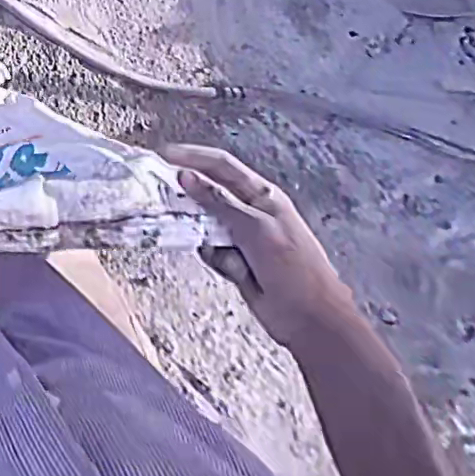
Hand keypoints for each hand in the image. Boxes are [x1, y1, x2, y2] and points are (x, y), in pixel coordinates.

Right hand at [160, 144, 357, 347]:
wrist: (311, 321)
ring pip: (201, 221)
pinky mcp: (231, 257)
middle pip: (207, 192)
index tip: (162, 154)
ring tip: (221, 251)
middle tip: (164, 197)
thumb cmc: (294, 269)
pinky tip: (235, 271)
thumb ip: (218, 200)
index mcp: (261, 195)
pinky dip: (214, 257)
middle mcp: (248, 210)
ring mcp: (239, 235)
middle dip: (188, 196)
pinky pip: (206, 247)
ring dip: (202, 233)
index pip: (221, 165)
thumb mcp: (255, 228)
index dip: (192, 156)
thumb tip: (185, 175)